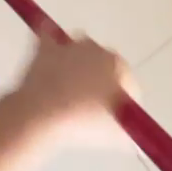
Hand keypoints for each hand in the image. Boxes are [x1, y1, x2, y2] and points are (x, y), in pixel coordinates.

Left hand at [9, 35, 131, 144]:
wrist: (43, 112)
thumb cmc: (83, 123)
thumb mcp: (116, 134)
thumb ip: (127, 127)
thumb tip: (128, 129)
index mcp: (118, 66)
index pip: (127, 80)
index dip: (122, 99)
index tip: (116, 115)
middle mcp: (97, 49)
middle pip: (103, 63)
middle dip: (99, 80)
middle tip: (90, 104)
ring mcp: (70, 45)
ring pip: (79, 49)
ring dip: (77, 62)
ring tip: (68, 86)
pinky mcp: (46, 46)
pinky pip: (49, 37)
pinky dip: (49, 43)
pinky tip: (47, 52)